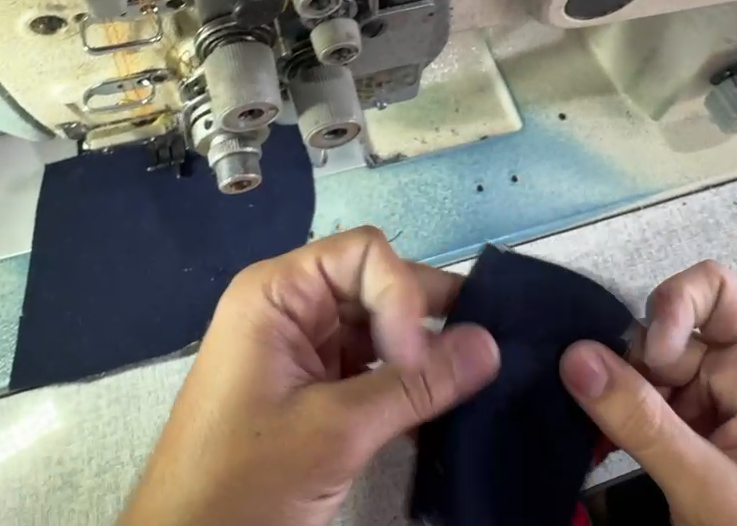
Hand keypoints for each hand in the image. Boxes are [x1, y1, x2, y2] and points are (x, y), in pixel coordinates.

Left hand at [119, 227, 500, 525]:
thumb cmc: (245, 481)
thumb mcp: (334, 431)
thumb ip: (416, 386)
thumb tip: (492, 346)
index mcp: (277, 293)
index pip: (364, 255)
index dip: (401, 296)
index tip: (417, 359)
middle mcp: (289, 307)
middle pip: (374, 285)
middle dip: (421, 319)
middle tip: (477, 355)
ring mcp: (298, 347)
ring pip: (376, 326)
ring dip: (417, 354)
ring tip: (466, 380)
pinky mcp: (308, 387)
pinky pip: (367, 364)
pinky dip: (400, 382)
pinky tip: (435, 405)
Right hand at [559, 262, 736, 525]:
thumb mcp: (710, 487)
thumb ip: (642, 423)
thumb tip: (573, 355)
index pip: (715, 290)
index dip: (675, 305)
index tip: (652, 358)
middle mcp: (735, 371)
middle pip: (664, 329)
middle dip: (632, 366)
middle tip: (608, 415)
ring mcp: (707, 400)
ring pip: (641, 364)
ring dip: (616, 395)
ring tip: (599, 435)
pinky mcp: (684, 428)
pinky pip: (636, 399)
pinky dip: (613, 415)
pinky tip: (598, 442)